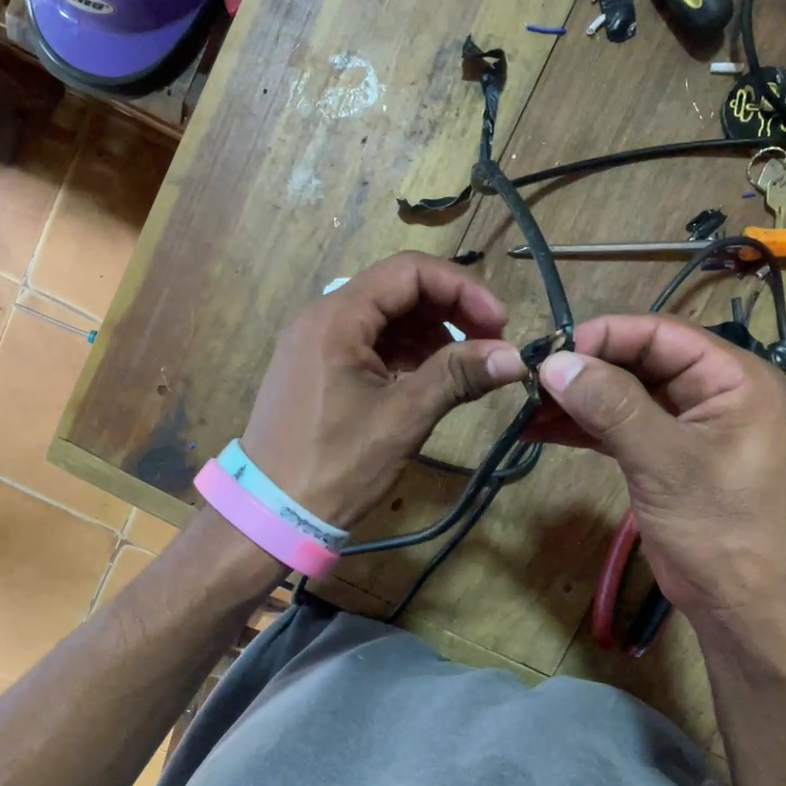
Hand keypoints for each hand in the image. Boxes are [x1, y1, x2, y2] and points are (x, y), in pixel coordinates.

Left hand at [240, 252, 526, 529]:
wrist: (272, 515)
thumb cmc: (336, 464)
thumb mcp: (402, 418)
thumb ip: (458, 376)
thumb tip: (514, 357)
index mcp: (336, 317)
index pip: (409, 270)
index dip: (462, 288)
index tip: (499, 324)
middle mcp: (321, 317)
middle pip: (397, 290)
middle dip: (449, 311)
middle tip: (489, 346)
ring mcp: (315, 344)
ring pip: (385, 319)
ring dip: (430, 335)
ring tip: (464, 370)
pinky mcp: (317, 370)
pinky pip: (368, 345)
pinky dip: (404, 355)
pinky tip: (430, 381)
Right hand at [531, 314, 785, 631]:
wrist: (749, 611)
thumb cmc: (722, 529)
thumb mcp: (667, 461)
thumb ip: (612, 406)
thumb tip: (553, 362)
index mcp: (735, 378)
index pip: (662, 334)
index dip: (604, 337)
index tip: (548, 351)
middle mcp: (715, 394)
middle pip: (641, 363)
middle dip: (584, 371)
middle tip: (527, 382)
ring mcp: (690, 430)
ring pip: (626, 398)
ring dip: (577, 402)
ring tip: (524, 408)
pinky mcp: (669, 462)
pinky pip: (623, 431)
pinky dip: (585, 431)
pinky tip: (542, 432)